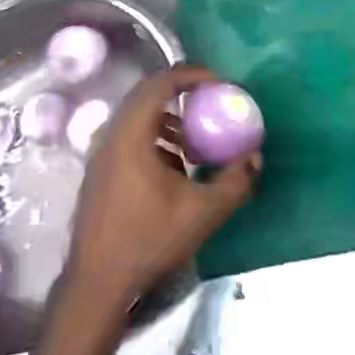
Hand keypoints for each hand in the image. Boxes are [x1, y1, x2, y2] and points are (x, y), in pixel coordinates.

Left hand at [62, 65, 259, 319]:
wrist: (99, 280)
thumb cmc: (149, 241)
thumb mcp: (203, 212)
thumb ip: (235, 181)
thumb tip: (254, 157)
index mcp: (130, 136)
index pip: (159, 85)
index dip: (190, 75)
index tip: (218, 82)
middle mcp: (110, 136)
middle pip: (146, 97)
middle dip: (181, 96)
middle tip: (211, 104)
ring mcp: (100, 154)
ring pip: (137, 120)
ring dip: (168, 122)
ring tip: (195, 145)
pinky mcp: (100, 172)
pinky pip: (129, 139)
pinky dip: (155, 141)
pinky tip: (174, 171)